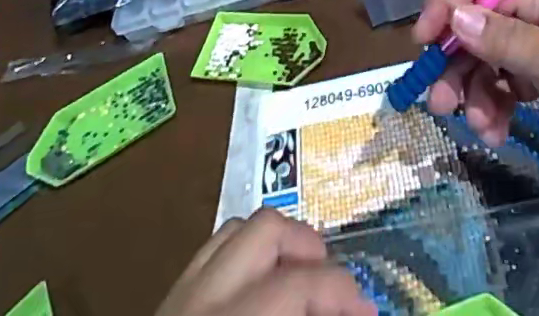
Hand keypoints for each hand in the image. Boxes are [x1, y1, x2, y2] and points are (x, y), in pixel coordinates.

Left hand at [155, 208, 373, 315]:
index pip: (298, 286)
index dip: (344, 295)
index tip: (368, 314)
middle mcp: (203, 300)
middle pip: (267, 232)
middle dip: (312, 251)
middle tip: (337, 293)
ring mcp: (181, 294)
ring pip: (238, 230)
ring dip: (279, 247)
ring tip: (304, 283)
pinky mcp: (170, 298)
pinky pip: (213, 250)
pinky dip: (246, 257)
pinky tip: (264, 289)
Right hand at [412, 0, 538, 165]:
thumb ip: (507, 41)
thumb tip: (455, 16)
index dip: (443, 11)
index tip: (419, 48)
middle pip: (479, 26)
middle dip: (456, 62)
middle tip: (439, 105)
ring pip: (492, 58)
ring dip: (476, 89)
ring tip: (479, 129)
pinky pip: (513, 82)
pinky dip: (499, 103)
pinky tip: (498, 129)